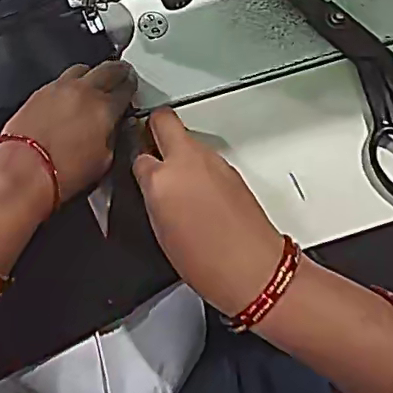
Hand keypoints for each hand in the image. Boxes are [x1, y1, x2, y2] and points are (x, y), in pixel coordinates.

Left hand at [0, 60, 137, 205]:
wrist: (25, 170)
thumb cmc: (61, 172)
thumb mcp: (104, 161)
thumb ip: (113, 137)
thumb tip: (113, 129)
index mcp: (105, 107)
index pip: (126, 87)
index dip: (132, 87)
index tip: (132, 88)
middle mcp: (83, 91)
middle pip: (107, 69)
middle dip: (118, 71)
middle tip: (121, 74)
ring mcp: (59, 88)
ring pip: (81, 69)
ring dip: (91, 74)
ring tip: (93, 83)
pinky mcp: (38, 93)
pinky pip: (59, 80)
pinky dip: (68, 84)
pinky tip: (68, 96)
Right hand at [132, 107, 289, 313]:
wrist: (255, 272)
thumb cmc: (208, 262)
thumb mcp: (159, 230)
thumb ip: (150, 195)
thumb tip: (148, 182)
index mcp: (160, 177)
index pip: (138, 154)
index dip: (137, 162)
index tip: (138, 168)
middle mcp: (187, 161)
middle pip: (164, 120)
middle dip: (154, 127)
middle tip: (150, 146)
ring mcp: (212, 162)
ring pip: (188, 138)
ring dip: (180, 151)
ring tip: (179, 181)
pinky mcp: (231, 170)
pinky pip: (207, 158)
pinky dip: (200, 168)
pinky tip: (200, 194)